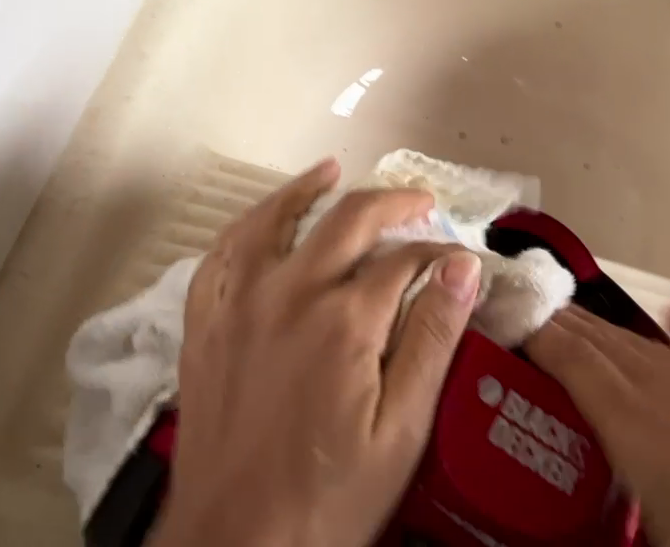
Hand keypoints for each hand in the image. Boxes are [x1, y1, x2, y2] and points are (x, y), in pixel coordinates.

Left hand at [150, 158, 483, 546]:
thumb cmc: (327, 499)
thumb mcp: (400, 431)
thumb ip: (431, 339)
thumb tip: (463, 267)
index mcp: (344, 319)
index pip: (405, 260)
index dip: (440, 254)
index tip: (460, 261)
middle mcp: (289, 292)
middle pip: (347, 220)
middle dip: (392, 203)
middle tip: (419, 203)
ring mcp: (239, 303)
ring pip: (274, 218)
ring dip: (307, 189)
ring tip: (331, 169)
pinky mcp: (205, 323)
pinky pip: (220, 254)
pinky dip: (246, 226)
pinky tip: (261, 221)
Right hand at [526, 307, 669, 546]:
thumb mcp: (653, 542)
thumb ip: (599, 529)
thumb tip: (561, 537)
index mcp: (629, 420)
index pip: (569, 358)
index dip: (534, 332)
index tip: (504, 315)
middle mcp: (663, 386)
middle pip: (600, 341)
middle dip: (559, 322)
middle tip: (526, 309)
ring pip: (643, 342)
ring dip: (606, 328)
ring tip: (578, 317)